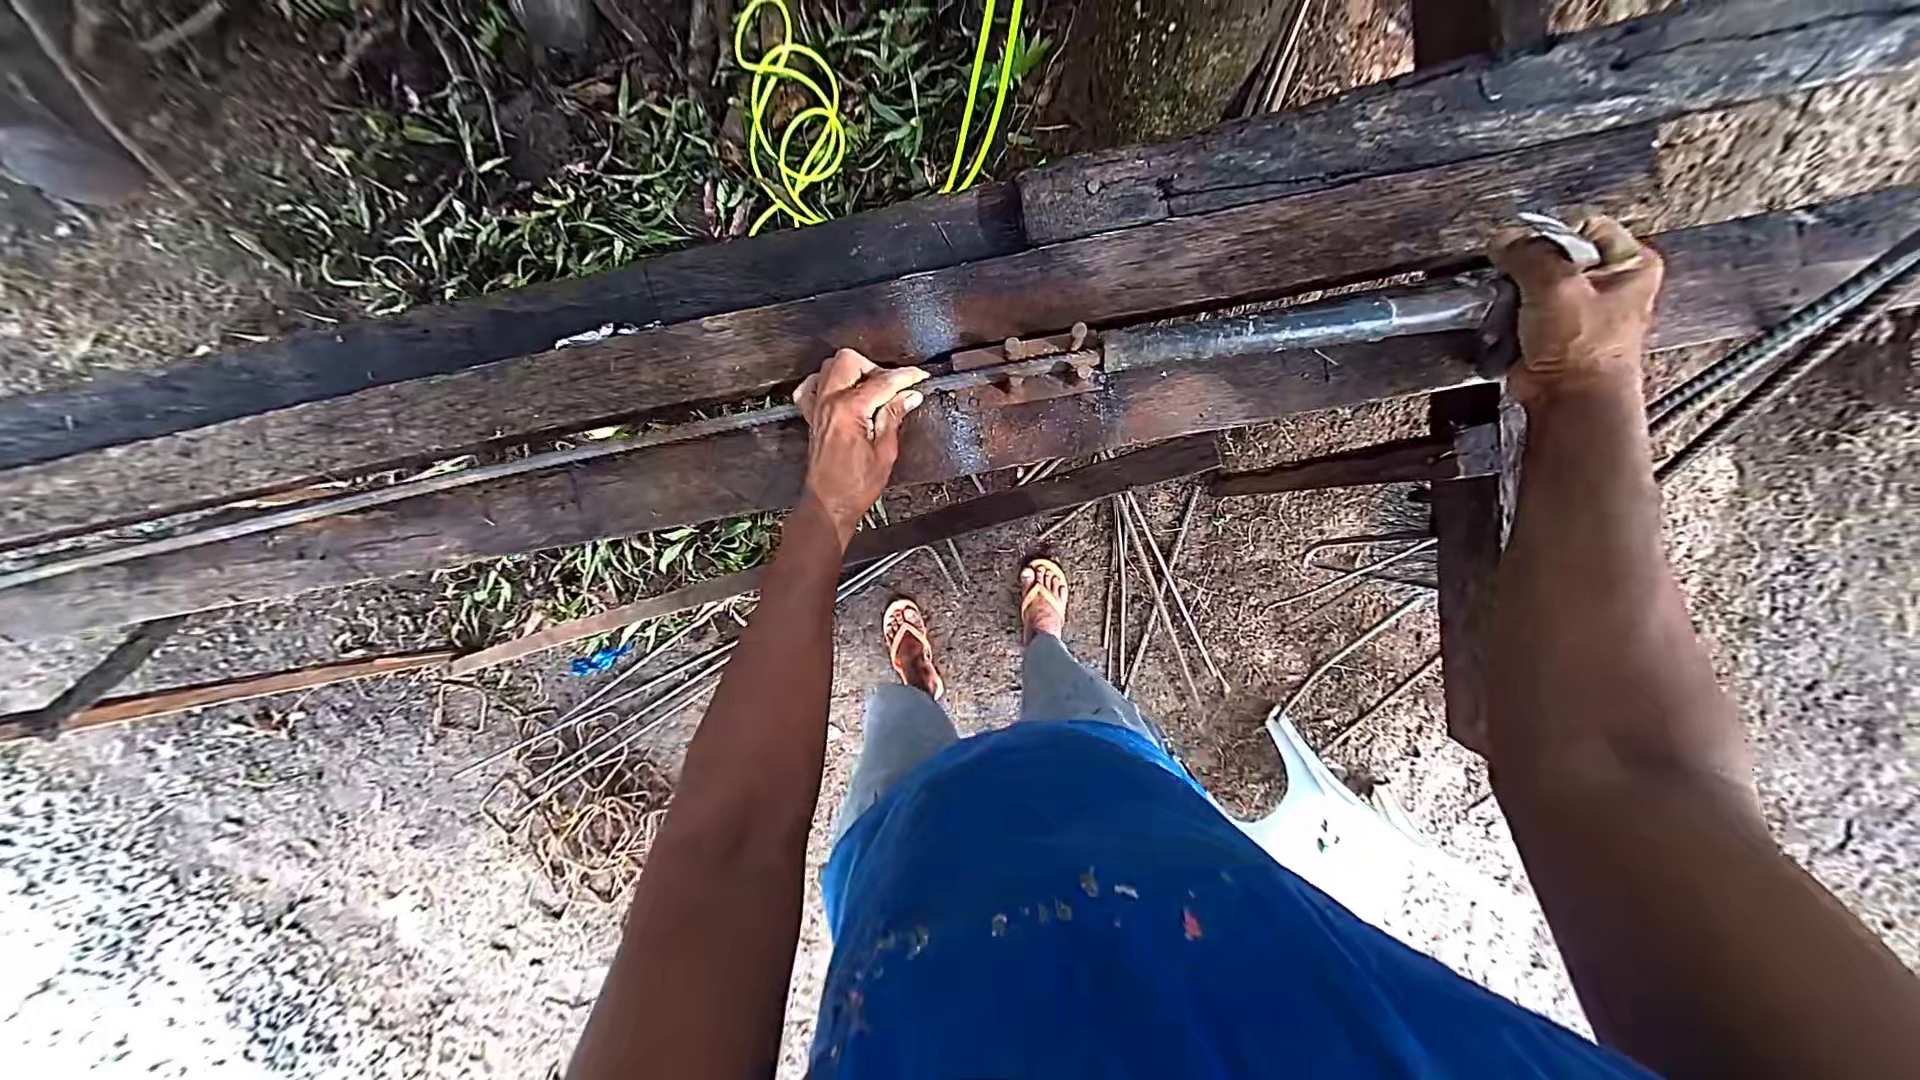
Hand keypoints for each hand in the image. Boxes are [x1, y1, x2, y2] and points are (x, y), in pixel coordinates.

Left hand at [792, 348, 928, 544]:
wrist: (829, 504)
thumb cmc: (854, 487)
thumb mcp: (885, 453)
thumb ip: (893, 417)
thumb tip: (908, 396)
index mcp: (848, 411)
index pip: (882, 382)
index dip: (905, 377)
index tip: (919, 377)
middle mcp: (828, 403)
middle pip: (850, 361)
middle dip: (876, 368)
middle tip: (894, 386)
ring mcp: (817, 408)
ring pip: (831, 367)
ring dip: (854, 372)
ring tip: (873, 390)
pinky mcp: (812, 417)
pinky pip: (812, 386)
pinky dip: (827, 382)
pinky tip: (842, 391)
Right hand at [1490, 215, 1663, 406]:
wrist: (1567, 395)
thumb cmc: (1583, 347)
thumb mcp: (1557, 287)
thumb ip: (1529, 257)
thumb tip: (1503, 238)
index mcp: (1628, 263)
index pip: (1585, 229)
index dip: (1550, 237)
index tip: (1523, 252)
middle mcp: (1605, 284)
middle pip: (1553, 259)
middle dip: (1524, 271)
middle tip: (1513, 284)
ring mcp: (1574, 310)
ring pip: (1531, 287)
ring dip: (1511, 298)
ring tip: (1509, 310)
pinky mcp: (1547, 332)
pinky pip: (1519, 313)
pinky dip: (1506, 318)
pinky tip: (1504, 327)